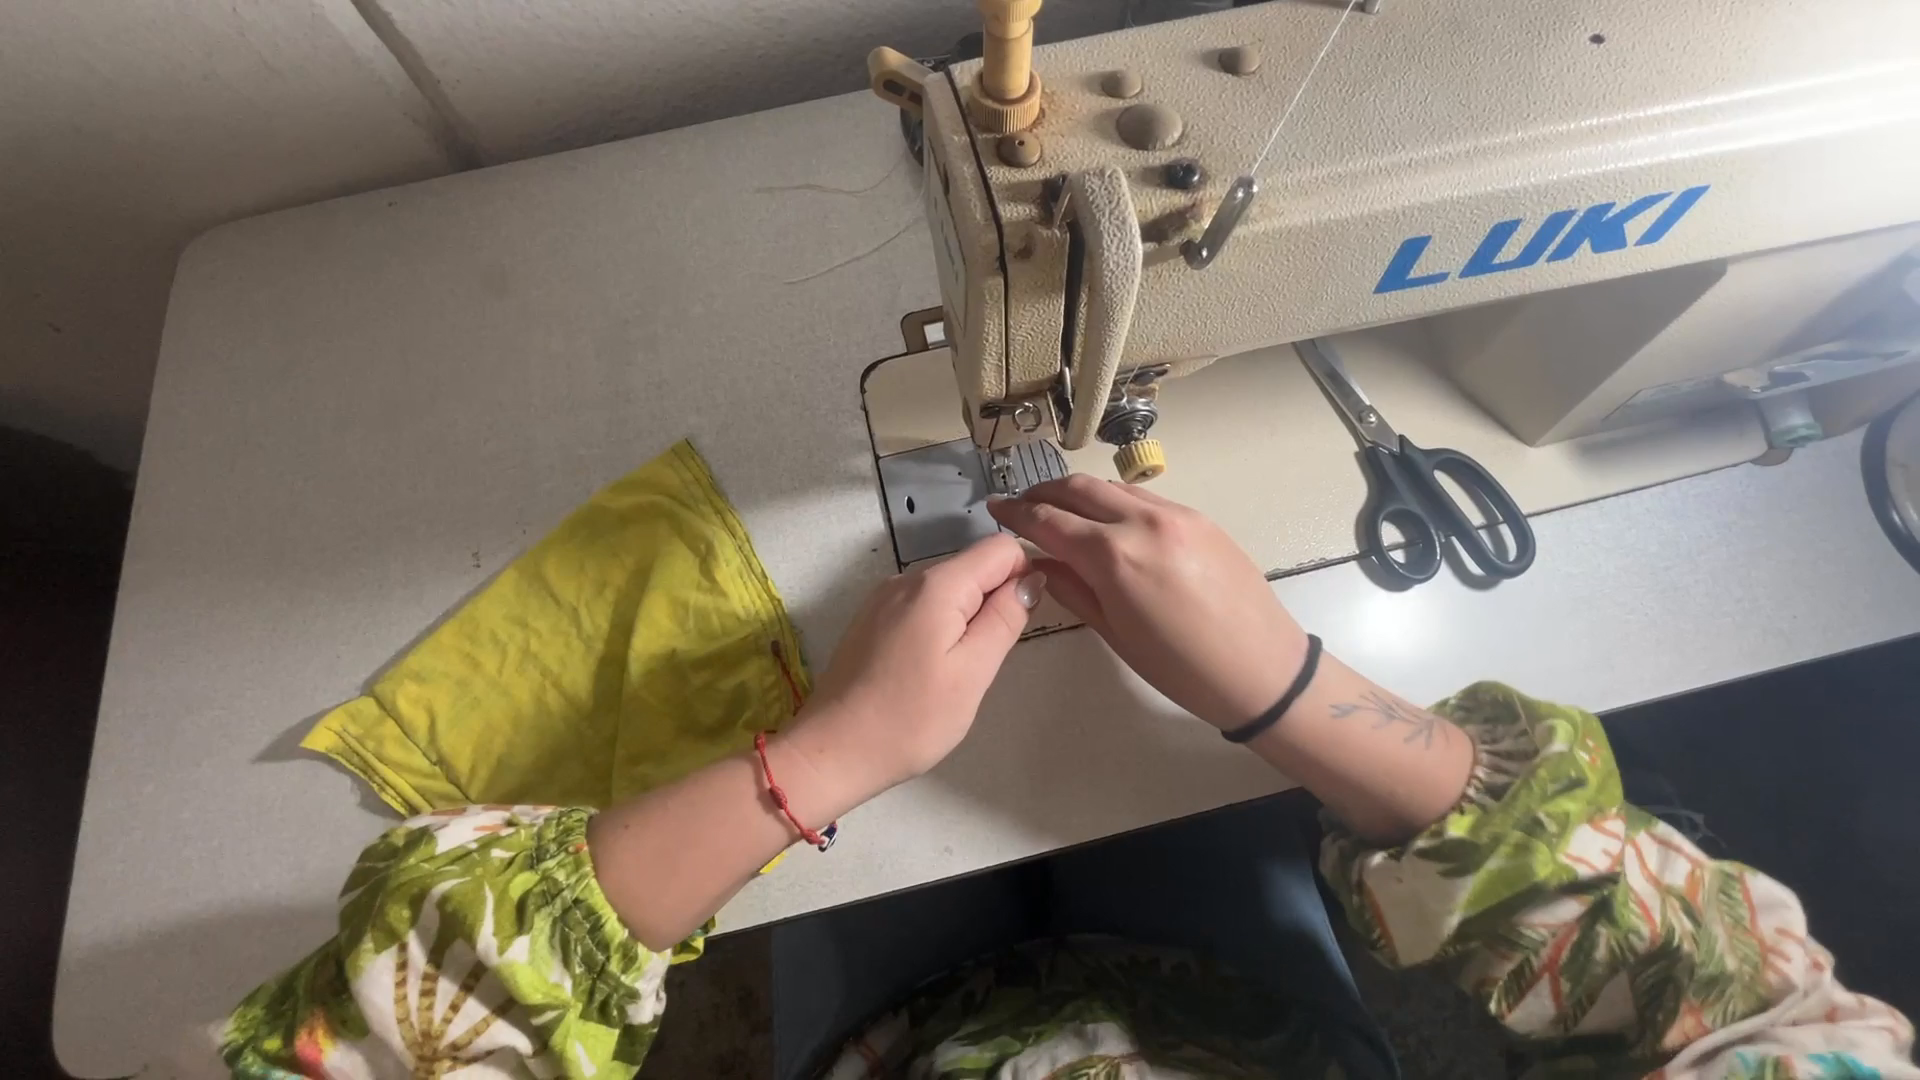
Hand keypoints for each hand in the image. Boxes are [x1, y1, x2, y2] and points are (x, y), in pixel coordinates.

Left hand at [784, 534, 1044, 796]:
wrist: (831, 751)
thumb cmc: (909, 719)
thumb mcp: (972, 673)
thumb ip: (1004, 619)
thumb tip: (1031, 578)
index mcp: (935, 586)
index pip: (1000, 548)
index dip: (1026, 573)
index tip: (1027, 619)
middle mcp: (906, 579)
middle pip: (972, 566)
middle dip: (996, 599)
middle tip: (990, 657)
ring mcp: (884, 598)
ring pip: (948, 588)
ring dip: (968, 617)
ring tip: (960, 669)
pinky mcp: (872, 620)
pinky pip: (922, 606)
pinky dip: (941, 626)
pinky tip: (932, 669)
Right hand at [988, 475, 1307, 730]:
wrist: (1262, 669)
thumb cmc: (1180, 667)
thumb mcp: (1114, 632)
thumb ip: (1071, 587)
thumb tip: (1038, 561)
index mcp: (1114, 556)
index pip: (1049, 520)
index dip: (1016, 513)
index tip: (995, 508)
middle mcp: (1142, 522)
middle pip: (1076, 488)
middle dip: (1041, 492)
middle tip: (1020, 504)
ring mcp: (1175, 514)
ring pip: (1110, 486)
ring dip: (1076, 491)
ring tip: (1057, 508)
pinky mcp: (1198, 517)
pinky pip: (1142, 497)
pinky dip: (1112, 500)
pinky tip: (1104, 518)